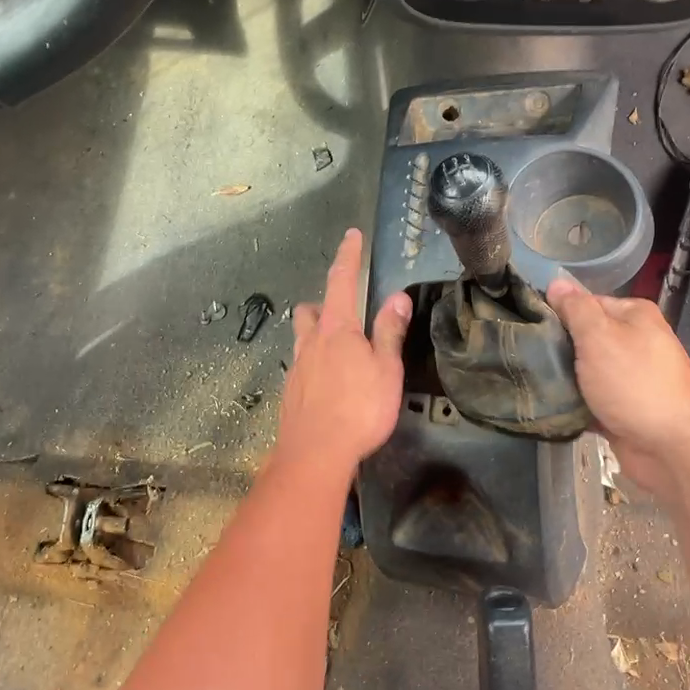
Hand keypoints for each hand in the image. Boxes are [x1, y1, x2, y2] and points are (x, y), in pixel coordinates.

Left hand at [275, 229, 412, 475]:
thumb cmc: (358, 409)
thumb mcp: (385, 369)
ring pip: (302, 337)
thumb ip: (389, 332)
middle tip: (344, 313)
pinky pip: (302, 365)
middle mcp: (310, 342)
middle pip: (310, 309)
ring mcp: (297, 367)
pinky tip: (328, 384)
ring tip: (338, 351)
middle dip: (324, 303)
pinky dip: (314, 364)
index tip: (352, 236)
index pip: (341, 281)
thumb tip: (397, 296)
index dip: (348, 256)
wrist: (314, 453)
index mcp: (336, 329)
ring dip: (316, 334)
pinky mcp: (291, 392)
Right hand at [545, 276, 689, 493]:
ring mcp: (629, 378)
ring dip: (561, 379)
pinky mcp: (622, 409)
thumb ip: (576, 309)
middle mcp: (635, 342)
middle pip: (583, 337)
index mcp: (634, 315)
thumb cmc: (635, 383)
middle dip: (557, 349)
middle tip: (524, 355)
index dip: (557, 313)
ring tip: (527, 381)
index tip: (529, 326)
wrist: (672, 449)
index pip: (585, 303)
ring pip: (583, 371)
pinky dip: (572, 404)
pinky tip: (547, 406)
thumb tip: (556, 283)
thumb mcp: (600, 336)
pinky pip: (588, 400)